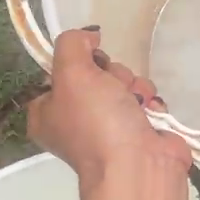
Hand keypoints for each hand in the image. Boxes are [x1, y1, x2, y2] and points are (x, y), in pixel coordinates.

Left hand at [27, 28, 189, 189]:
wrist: (137, 164)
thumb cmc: (98, 122)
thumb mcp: (74, 75)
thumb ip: (73, 46)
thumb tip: (88, 35)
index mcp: (47, 111)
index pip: (63, 70)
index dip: (82, 63)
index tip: (93, 68)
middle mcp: (74, 119)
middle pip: (99, 74)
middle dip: (116, 77)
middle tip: (117, 91)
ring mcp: (107, 126)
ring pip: (125, 85)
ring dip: (137, 89)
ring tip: (139, 105)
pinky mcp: (137, 130)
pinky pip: (145, 101)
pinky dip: (151, 104)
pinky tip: (152, 113)